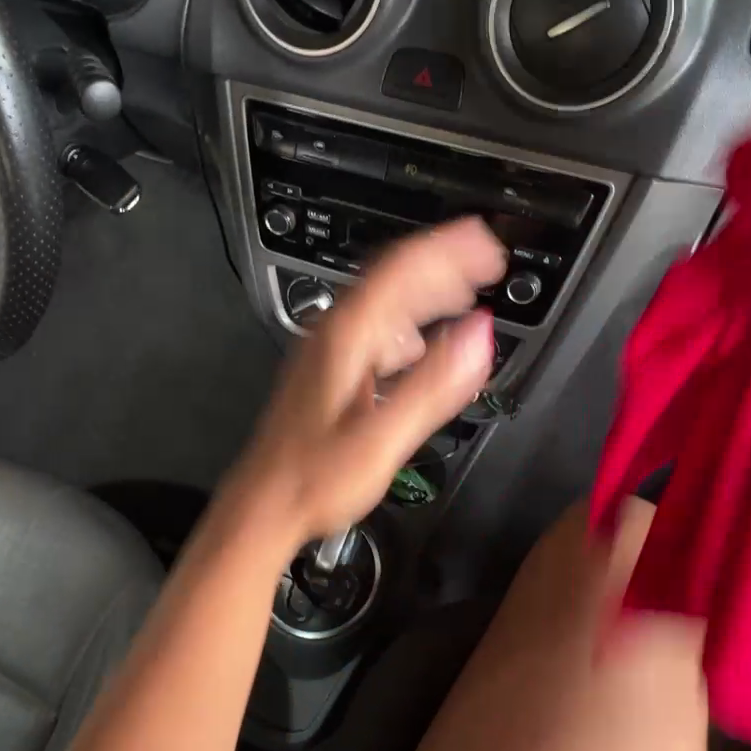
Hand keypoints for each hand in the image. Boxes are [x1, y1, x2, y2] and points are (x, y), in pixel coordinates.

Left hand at [230, 218, 506, 544]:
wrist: (264, 506)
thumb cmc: (313, 478)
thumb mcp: (381, 437)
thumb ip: (433, 384)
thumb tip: (478, 335)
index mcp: (346, 338)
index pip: (402, 269)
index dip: (448, 250)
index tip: (485, 244)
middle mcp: (333, 335)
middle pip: (392, 277)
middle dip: (442, 262)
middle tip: (484, 260)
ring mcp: (327, 352)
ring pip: (383, 302)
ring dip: (426, 290)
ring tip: (463, 291)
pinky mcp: (328, 372)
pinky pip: (374, 329)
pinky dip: (408, 322)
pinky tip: (420, 341)